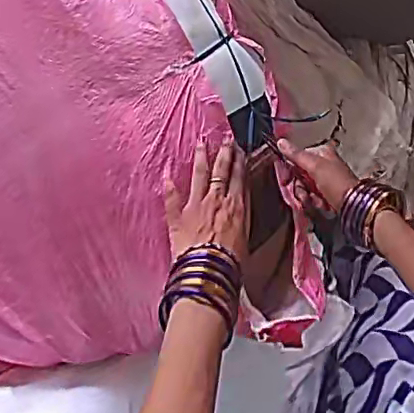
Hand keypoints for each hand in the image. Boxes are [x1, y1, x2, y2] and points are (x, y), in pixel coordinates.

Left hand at [164, 139, 247, 264]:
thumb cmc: (231, 261)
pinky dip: (169, 186)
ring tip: (201, 143)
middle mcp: (215, 199)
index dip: (238, 160)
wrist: (207, 274)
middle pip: (221, 170)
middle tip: (225, 139)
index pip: (238, 175)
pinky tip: (167, 174)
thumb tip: (243, 196)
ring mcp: (195, 206)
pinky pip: (172, 198)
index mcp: (234, 204)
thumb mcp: (246, 235)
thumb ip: (243, 212)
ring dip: (200, 158)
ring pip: (199, 175)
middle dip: (224, 152)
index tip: (238, 147)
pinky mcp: (178, 217)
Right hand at [274, 138, 360, 211]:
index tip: (286, 181)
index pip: (298, 157)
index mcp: (321, 152)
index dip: (290, 170)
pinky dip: (315, 201)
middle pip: (300, 174)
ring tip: (315, 201)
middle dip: (300, 187)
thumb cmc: (335, 182)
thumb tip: (281, 141)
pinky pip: (313, 196)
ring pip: (306, 187)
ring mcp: (326, 179)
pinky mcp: (328, 193)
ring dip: (307, 196)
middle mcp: (323, 163)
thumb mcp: (314, 166)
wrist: (352, 205)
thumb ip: (296, 155)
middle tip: (304, 195)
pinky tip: (322, 204)